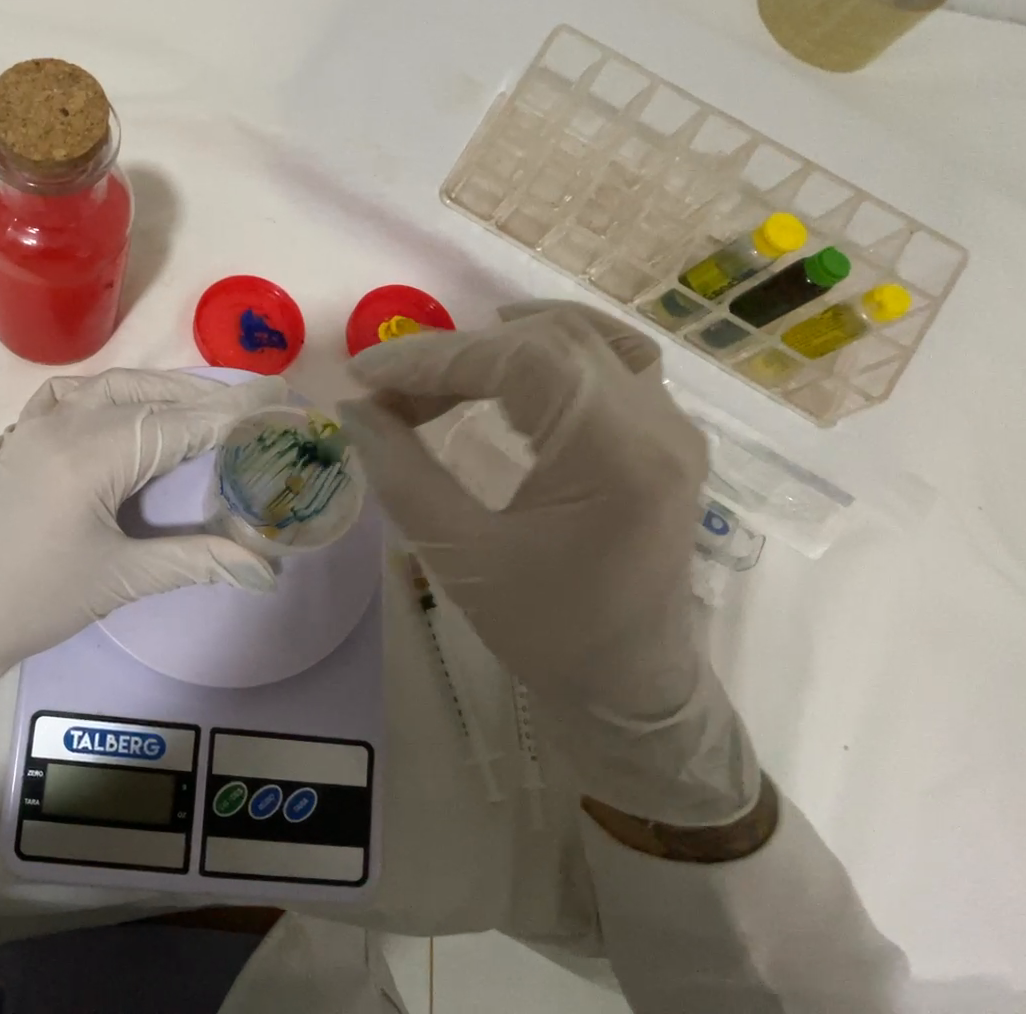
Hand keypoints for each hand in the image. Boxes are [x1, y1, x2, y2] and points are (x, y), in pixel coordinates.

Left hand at [0, 369, 286, 740]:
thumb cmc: (34, 601)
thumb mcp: (121, 580)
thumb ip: (198, 561)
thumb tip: (267, 569)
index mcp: (91, 454)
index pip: (182, 422)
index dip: (237, 411)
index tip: (282, 399)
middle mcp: (64, 423)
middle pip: (153, 395)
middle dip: (209, 398)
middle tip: (260, 404)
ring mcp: (37, 423)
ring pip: (115, 387)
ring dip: (166, 391)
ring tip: (209, 408)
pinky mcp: (22, 435)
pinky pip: (77, 395)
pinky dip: (116, 394)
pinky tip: (133, 409)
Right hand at [337, 302, 757, 825]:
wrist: (628, 685)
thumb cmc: (545, 630)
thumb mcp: (459, 556)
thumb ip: (402, 473)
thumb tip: (354, 410)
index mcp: (616, 456)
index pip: (522, 359)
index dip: (435, 356)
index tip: (366, 375)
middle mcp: (658, 424)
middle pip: (549, 341)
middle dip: (457, 354)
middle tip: (390, 391)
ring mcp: (671, 426)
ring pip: (583, 340)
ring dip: (500, 345)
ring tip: (436, 373)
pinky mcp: (664, 436)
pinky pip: (611, 360)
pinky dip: (550, 349)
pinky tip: (509, 361)